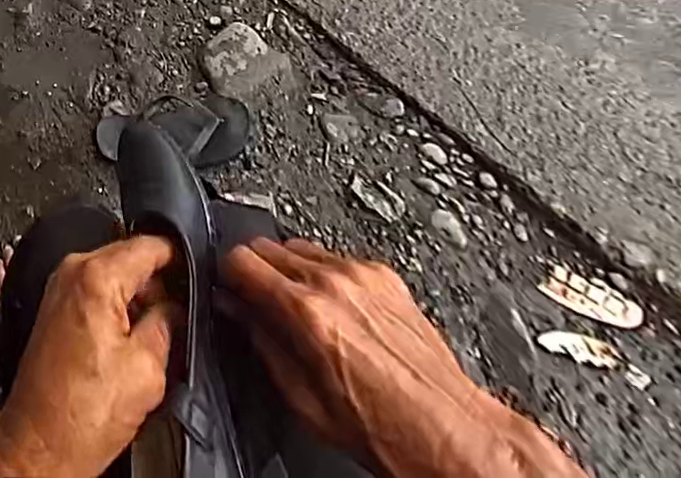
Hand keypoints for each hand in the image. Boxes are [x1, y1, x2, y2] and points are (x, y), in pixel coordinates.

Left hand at [0, 236, 175, 477]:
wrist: (39, 445)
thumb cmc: (79, 416)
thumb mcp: (146, 371)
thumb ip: (167, 324)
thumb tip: (176, 307)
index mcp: (96, 277)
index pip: (149, 244)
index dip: (178, 257)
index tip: (195, 272)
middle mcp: (72, 271)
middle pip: (130, 256)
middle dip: (156, 283)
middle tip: (176, 316)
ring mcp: (60, 286)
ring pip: (113, 274)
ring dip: (136, 297)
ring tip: (150, 337)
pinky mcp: (55, 305)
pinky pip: (95, 290)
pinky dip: (115, 306)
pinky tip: (125, 342)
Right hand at [221, 238, 586, 477]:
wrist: (454, 435)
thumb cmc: (387, 431)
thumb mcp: (304, 400)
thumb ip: (261, 342)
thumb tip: (236, 310)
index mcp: (306, 312)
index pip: (240, 259)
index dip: (226, 274)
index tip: (228, 289)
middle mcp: (332, 282)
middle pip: (264, 244)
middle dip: (254, 269)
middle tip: (255, 298)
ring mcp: (360, 274)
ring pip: (297, 246)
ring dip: (287, 268)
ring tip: (296, 305)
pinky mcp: (383, 274)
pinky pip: (333, 257)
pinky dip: (322, 273)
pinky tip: (333, 307)